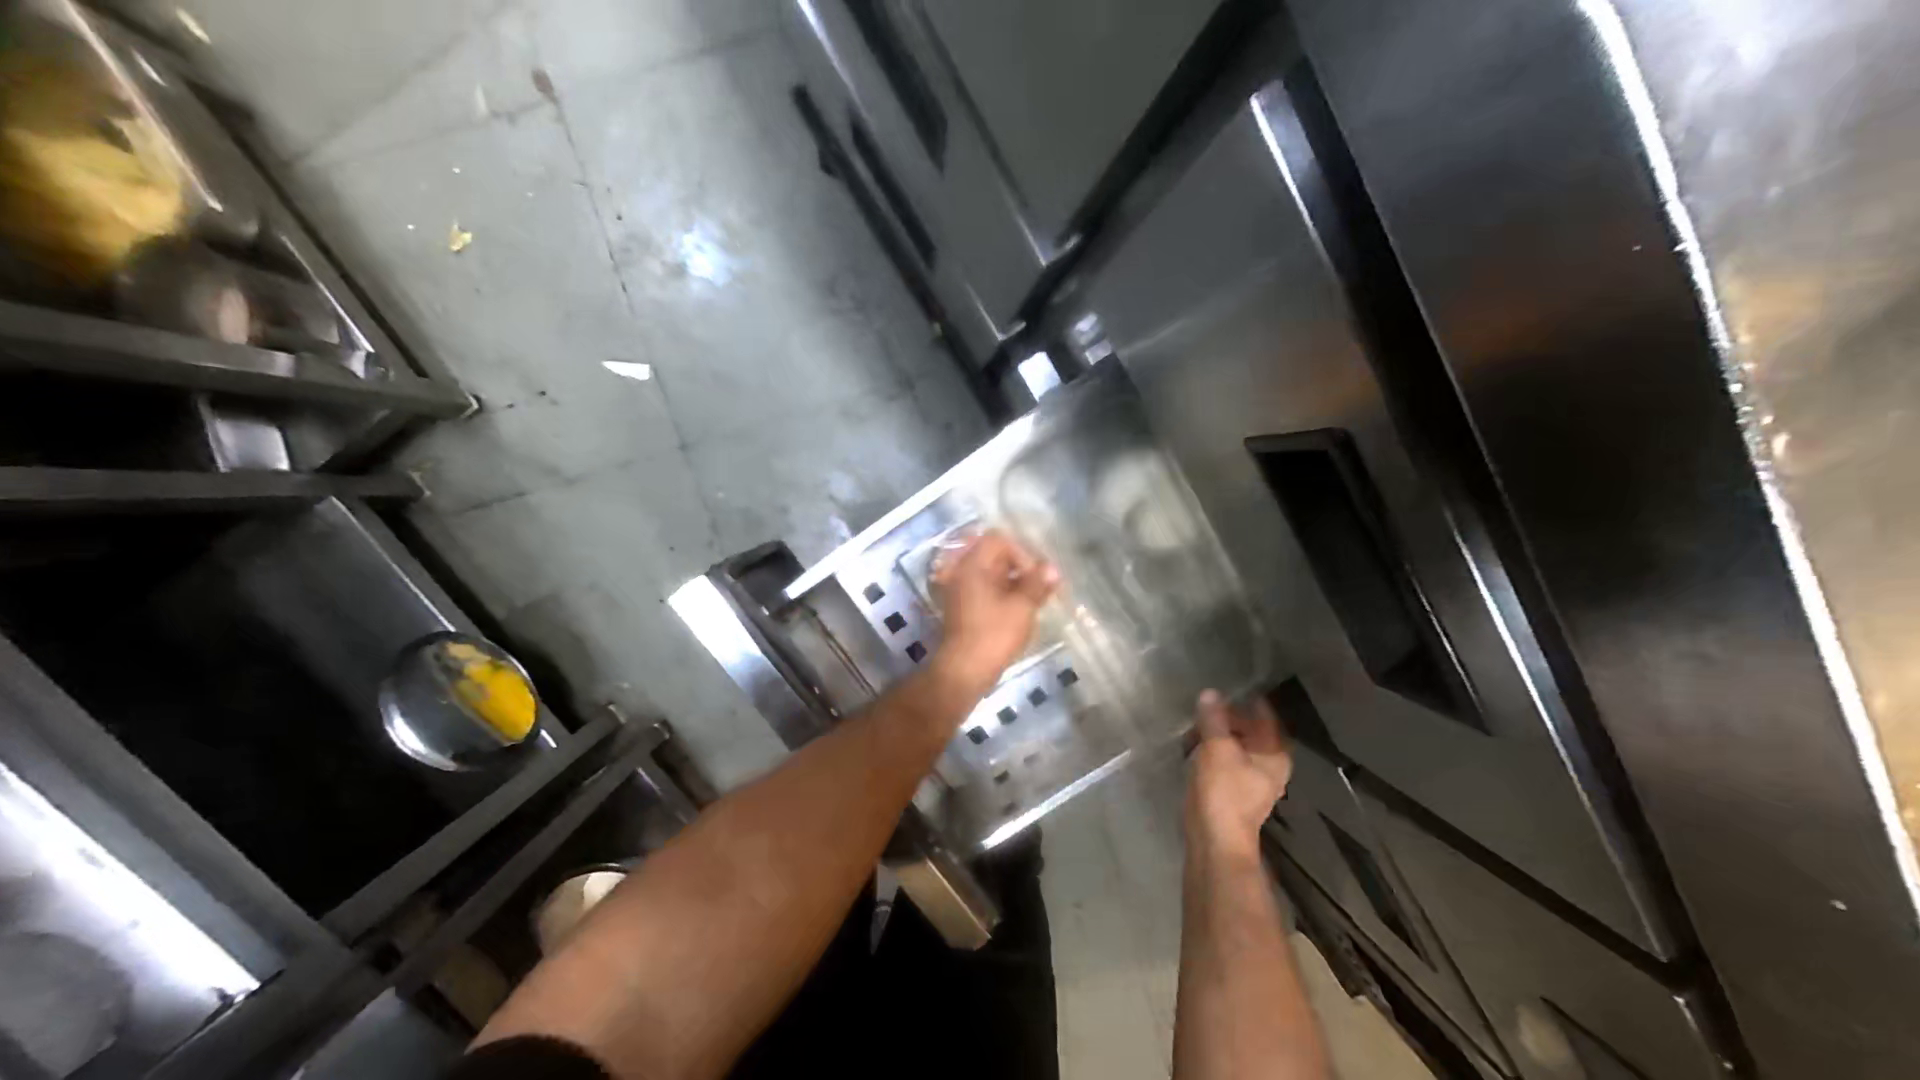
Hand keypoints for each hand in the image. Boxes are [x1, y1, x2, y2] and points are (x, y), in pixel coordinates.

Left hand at [929, 530, 1058, 692]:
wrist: (964, 670)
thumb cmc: (994, 634)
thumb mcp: (1022, 607)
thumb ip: (1037, 583)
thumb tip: (1053, 568)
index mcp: (972, 565)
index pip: (999, 540)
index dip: (1022, 553)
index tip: (1037, 576)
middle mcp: (962, 572)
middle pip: (993, 555)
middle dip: (1020, 567)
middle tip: (1040, 587)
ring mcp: (959, 590)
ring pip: (990, 574)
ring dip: (1013, 582)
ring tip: (1034, 599)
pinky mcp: (962, 608)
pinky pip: (985, 590)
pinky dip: (1002, 594)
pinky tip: (1019, 610)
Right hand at [1187, 690, 1291, 857]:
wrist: (1214, 839)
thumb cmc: (1223, 791)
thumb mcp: (1216, 747)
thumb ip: (1213, 719)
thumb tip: (1210, 693)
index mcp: (1274, 754)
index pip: (1265, 716)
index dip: (1247, 700)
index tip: (1226, 687)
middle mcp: (1270, 766)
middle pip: (1250, 731)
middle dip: (1227, 719)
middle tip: (1203, 708)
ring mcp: (1253, 781)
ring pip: (1236, 747)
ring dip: (1216, 736)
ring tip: (1194, 728)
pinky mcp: (1234, 792)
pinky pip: (1225, 762)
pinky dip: (1212, 752)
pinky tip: (1193, 750)